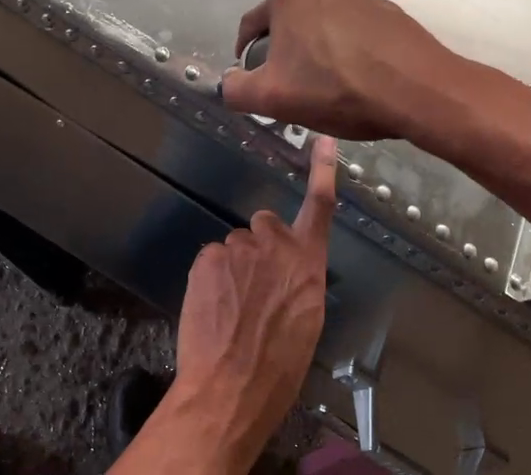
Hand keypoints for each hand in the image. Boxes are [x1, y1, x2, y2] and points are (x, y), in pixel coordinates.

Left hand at [166, 136, 338, 468]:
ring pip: (235, 247)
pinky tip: (213, 309)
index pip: (320, 206)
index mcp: (308, 263)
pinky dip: (211, 278)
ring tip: (233, 310)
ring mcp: (239, 248)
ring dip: (234, 267)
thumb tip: (288, 273)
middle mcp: (276, 245)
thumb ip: (300, 282)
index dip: (322, 170)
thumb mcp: (307, 323)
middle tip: (255, 290)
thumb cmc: (278, 368)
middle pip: (264, 225)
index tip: (322, 140)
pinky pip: (212, 259)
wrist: (230, 389)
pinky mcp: (208, 257)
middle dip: (260, 247)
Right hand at [220, 0, 464, 139]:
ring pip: (324, 29)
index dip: (247, 56)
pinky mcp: (389, 13)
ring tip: (332, 89)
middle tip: (295, 90)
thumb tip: (229, 83)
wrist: (418, 90)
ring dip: (321, 52)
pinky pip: (358, 33)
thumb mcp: (273, 98)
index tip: (254, 80)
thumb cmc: (338, 89)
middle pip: (290, 26)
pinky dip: (353, 52)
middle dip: (287, 56)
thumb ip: (236, 89)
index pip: (251, 26)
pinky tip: (363, 81)